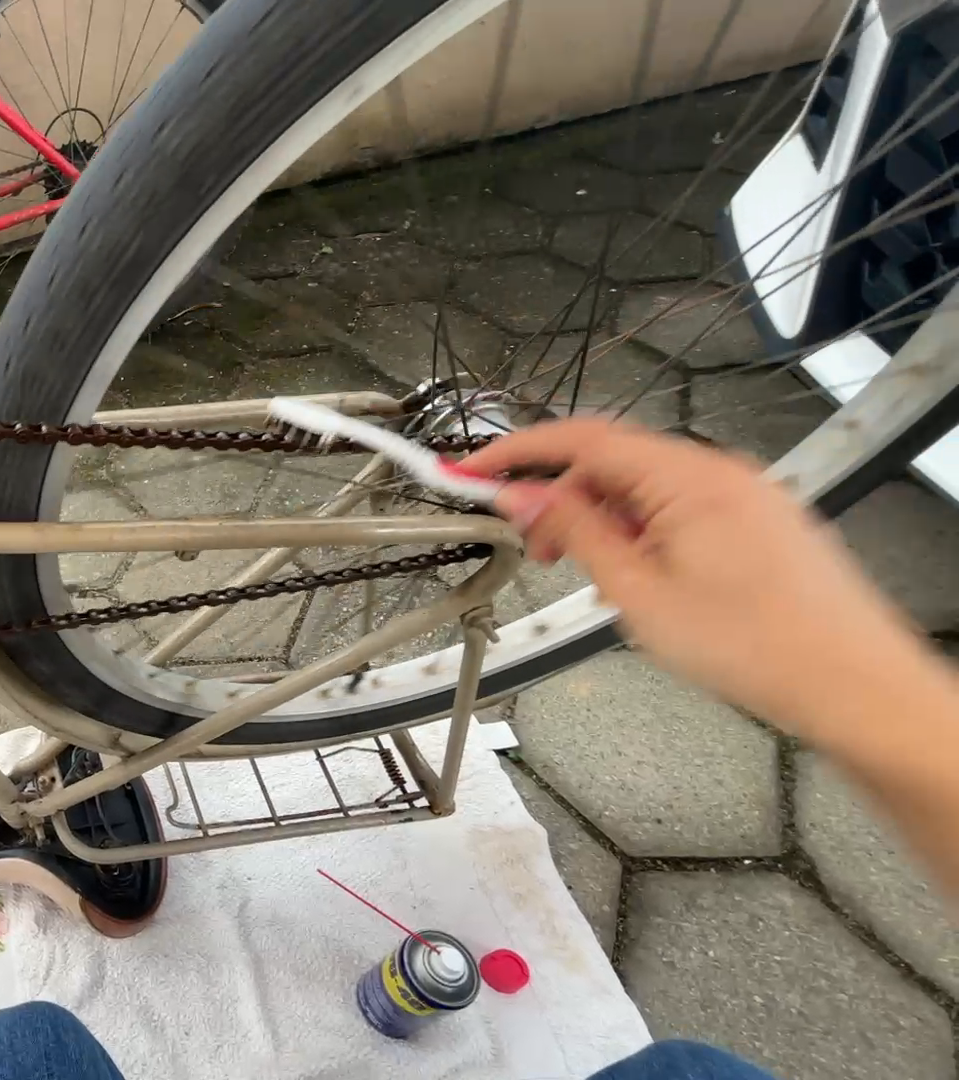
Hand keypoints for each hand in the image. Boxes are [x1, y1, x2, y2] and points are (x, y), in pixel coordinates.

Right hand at [460, 418, 933, 736]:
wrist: (856, 690)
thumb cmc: (756, 646)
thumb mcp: (633, 588)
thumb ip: (571, 530)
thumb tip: (521, 495)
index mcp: (691, 480)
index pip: (581, 440)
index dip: (514, 452)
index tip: (469, 470)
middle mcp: (721, 475)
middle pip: (607, 463)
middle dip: (555, 498)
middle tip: (528, 545)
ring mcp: (741, 496)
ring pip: (636, 487)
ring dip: (593, 519)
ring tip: (584, 571)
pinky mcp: (751, 519)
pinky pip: (669, 505)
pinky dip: (630, 529)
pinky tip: (627, 572)